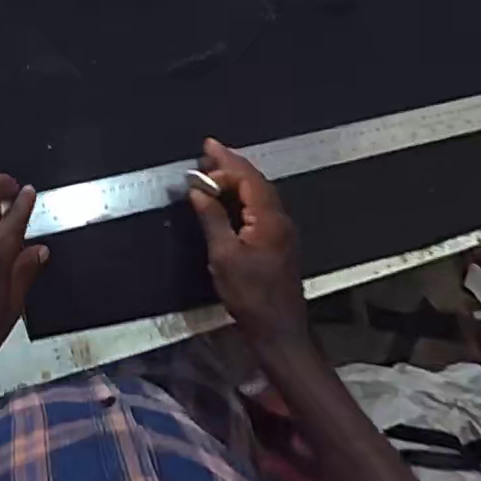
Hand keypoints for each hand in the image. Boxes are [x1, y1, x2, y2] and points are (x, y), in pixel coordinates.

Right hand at [188, 138, 308, 342]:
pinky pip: (260, 205)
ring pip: (260, 192)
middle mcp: (280, 219)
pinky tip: (228, 195)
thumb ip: (211, 217)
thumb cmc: (249, 294)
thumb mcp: (223, 255)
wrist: (279, 332)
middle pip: (256, 181)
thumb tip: (198, 189)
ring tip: (213, 166)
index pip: (248, 179)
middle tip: (208, 149)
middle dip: (231, 163)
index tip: (202, 158)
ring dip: (237, 177)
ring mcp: (282, 231)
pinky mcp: (278, 242)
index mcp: (269, 219)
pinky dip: (242, 193)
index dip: (224, 166)